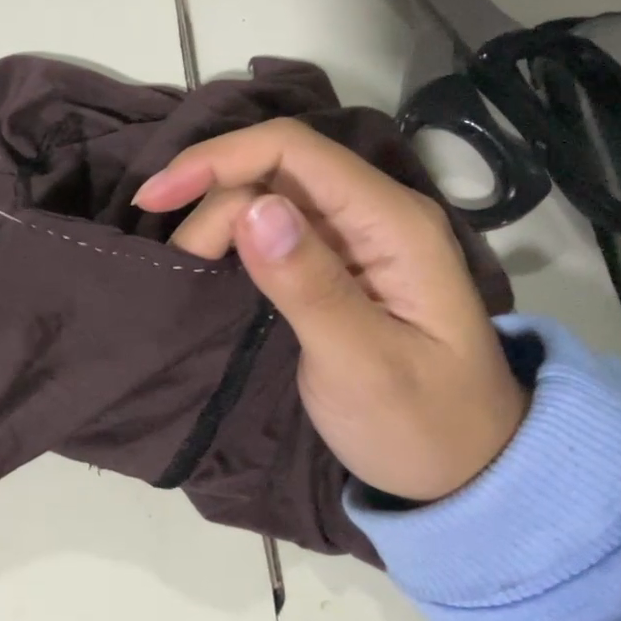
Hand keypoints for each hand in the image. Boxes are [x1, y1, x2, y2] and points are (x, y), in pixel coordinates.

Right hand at [133, 119, 526, 502]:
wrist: (467, 470)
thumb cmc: (420, 424)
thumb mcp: (363, 365)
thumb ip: (309, 286)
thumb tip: (253, 210)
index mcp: (392, 223)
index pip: (292, 150)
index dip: (216, 160)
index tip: (153, 199)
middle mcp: (371, 212)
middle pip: (269, 168)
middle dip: (208, 204)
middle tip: (184, 270)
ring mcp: (351, 235)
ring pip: (259, 194)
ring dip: (212, 227)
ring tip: (198, 282)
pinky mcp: (330, 260)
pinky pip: (264, 225)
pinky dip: (224, 240)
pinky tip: (208, 270)